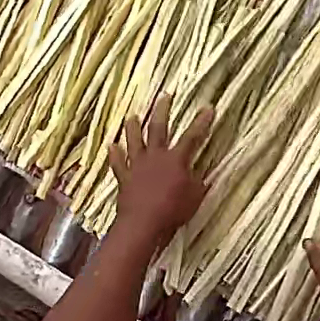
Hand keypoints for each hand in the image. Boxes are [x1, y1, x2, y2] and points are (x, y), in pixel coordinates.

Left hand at [110, 95, 213, 242]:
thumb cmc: (173, 211)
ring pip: (134, 141)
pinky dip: (114, 155)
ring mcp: (137, 166)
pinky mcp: (125, 178)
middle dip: (162, 111)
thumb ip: (199, 183)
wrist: (143, 224)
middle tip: (164, 96)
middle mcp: (155, 157)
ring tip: (131, 115)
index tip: (208, 107)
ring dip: (133, 127)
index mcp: (176, 160)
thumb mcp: (195, 197)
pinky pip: (118, 164)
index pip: (192, 137)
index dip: (201, 123)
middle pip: (158, 129)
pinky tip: (111, 145)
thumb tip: (204, 174)